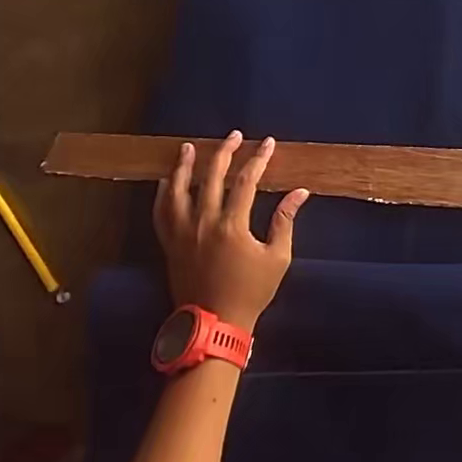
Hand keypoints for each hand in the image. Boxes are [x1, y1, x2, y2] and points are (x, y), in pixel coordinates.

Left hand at [154, 131, 309, 328]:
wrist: (214, 324)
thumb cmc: (250, 292)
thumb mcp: (277, 258)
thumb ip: (285, 221)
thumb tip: (300, 192)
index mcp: (232, 225)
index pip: (246, 181)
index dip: (258, 159)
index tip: (268, 143)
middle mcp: (204, 222)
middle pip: (212, 177)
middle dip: (225, 152)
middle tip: (234, 136)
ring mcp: (182, 232)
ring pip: (179, 190)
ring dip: (185, 166)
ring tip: (189, 148)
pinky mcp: (169, 244)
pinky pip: (161, 213)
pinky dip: (163, 194)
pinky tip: (166, 180)